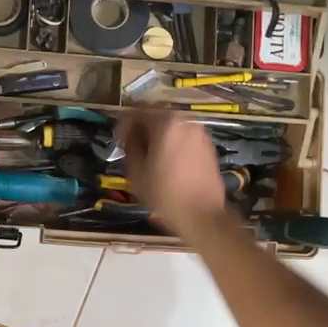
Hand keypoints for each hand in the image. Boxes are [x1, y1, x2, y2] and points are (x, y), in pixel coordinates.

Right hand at [119, 111, 226, 238]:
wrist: (203, 215)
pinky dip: (173, 142)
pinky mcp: (208, 145)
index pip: (138, 111)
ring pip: (172, 126)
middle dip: (143, 128)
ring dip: (159, 135)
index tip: (119, 140)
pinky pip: (185, 136)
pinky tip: (167, 161)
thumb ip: (130, 146)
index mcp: (165, 123)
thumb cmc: (165, 195)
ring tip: (150, 155)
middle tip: (132, 146)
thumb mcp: (137, 173)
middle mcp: (185, 121)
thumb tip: (129, 135)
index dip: (125, 124)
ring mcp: (200, 132)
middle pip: (157, 115)